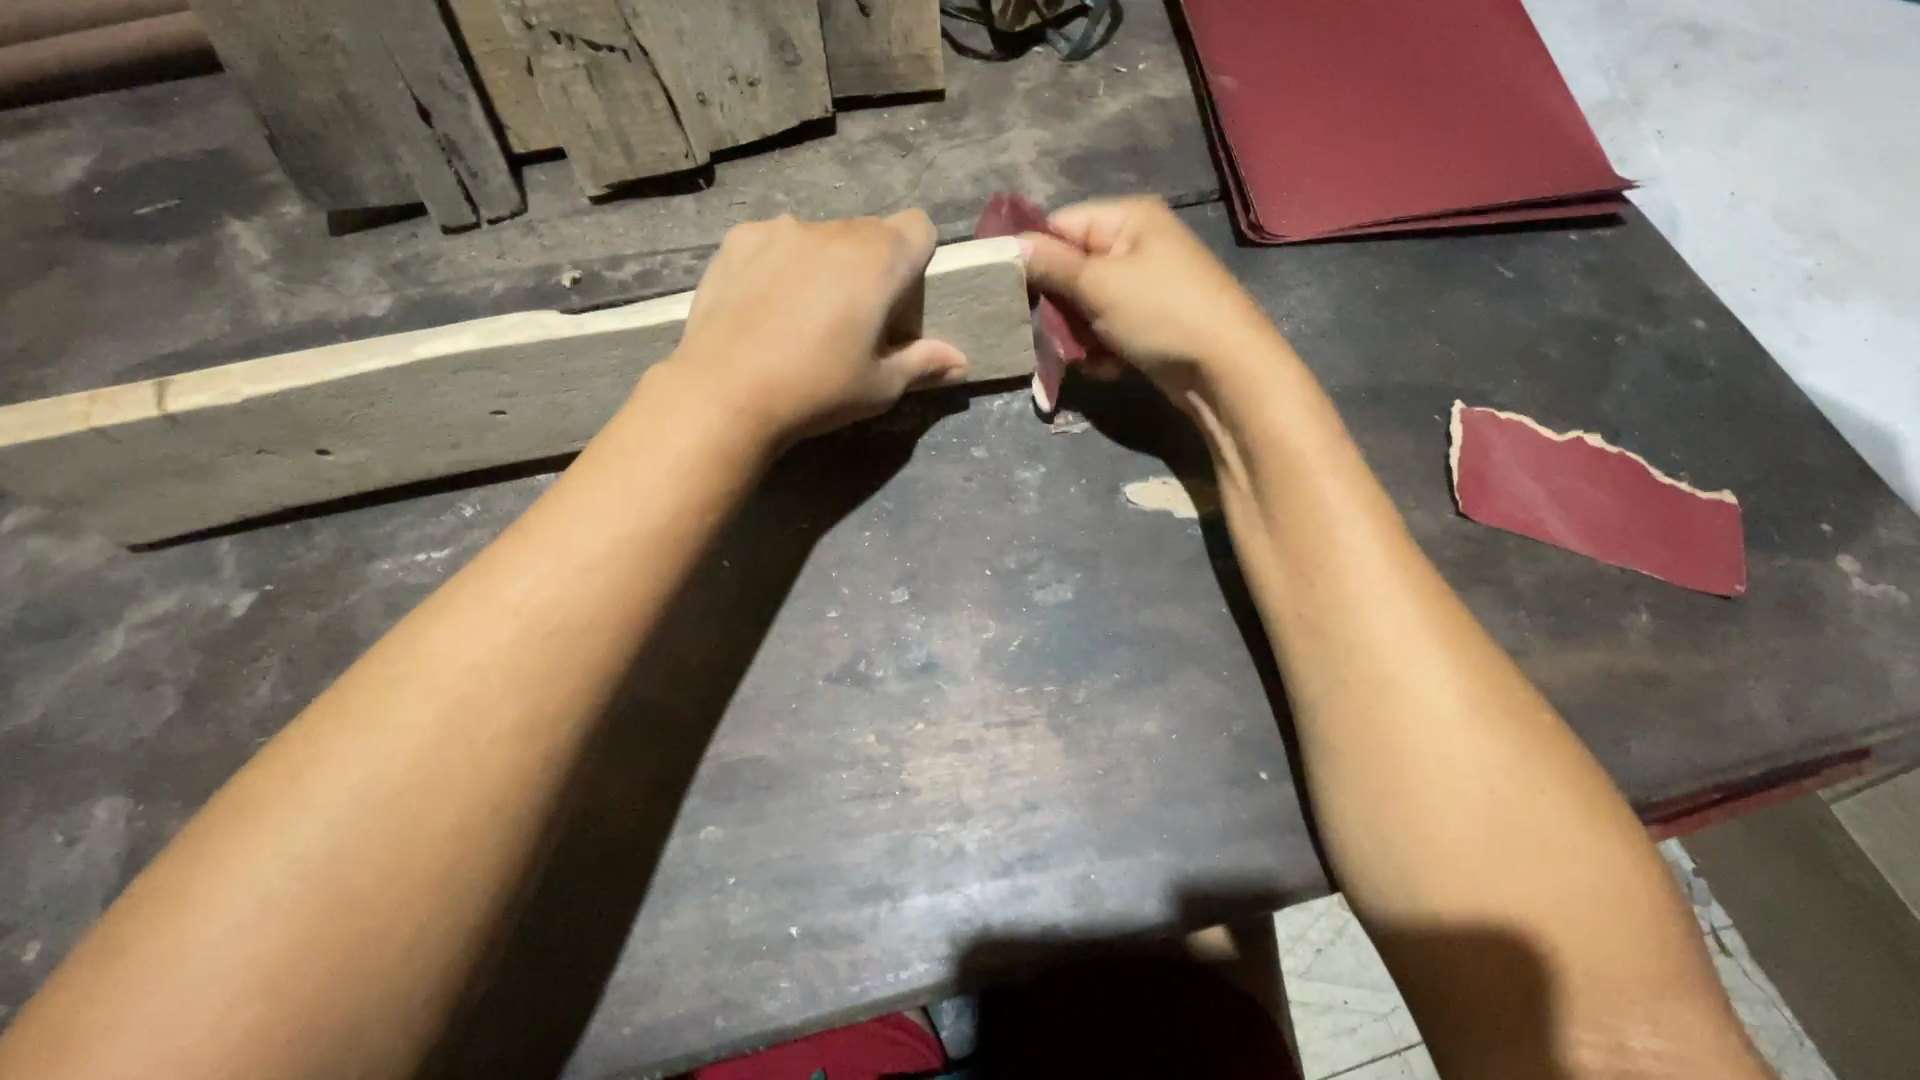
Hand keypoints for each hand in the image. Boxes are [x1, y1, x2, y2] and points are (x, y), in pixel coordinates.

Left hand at [655, 210, 969, 446]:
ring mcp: (782, 230)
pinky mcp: (738, 239)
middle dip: (871, 269)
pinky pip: (775, 242)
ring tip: (799, 317)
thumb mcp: (880, 387)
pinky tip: (762, 307)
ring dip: (824, 265)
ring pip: (821, 238)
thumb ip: (923, 363)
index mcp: (880, 259)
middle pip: (870, 234)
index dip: (915, 262)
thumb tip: (960, 360)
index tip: (896, 305)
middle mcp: (835, 230)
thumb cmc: (817, 390)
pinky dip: (780, 265)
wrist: (725, 394)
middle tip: (851, 323)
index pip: (919, 228)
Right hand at [1020, 197, 1277, 401]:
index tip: (1007, 288)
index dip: (1032, 255)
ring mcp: (1144, 287)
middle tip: (1048, 331)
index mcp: (1127, 218)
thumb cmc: (1162, 314)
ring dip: (1076, 335)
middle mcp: (1136, 245)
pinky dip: (1100, 350)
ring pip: (1083, 307)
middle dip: (1057, 306)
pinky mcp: (1148, 324)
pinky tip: (1109, 368)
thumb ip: (1051, 265)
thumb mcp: (1099, 284)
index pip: (1059, 224)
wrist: (1226, 371)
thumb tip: (1009, 245)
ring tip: (1084, 356)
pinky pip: (1105, 331)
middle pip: (1069, 269)